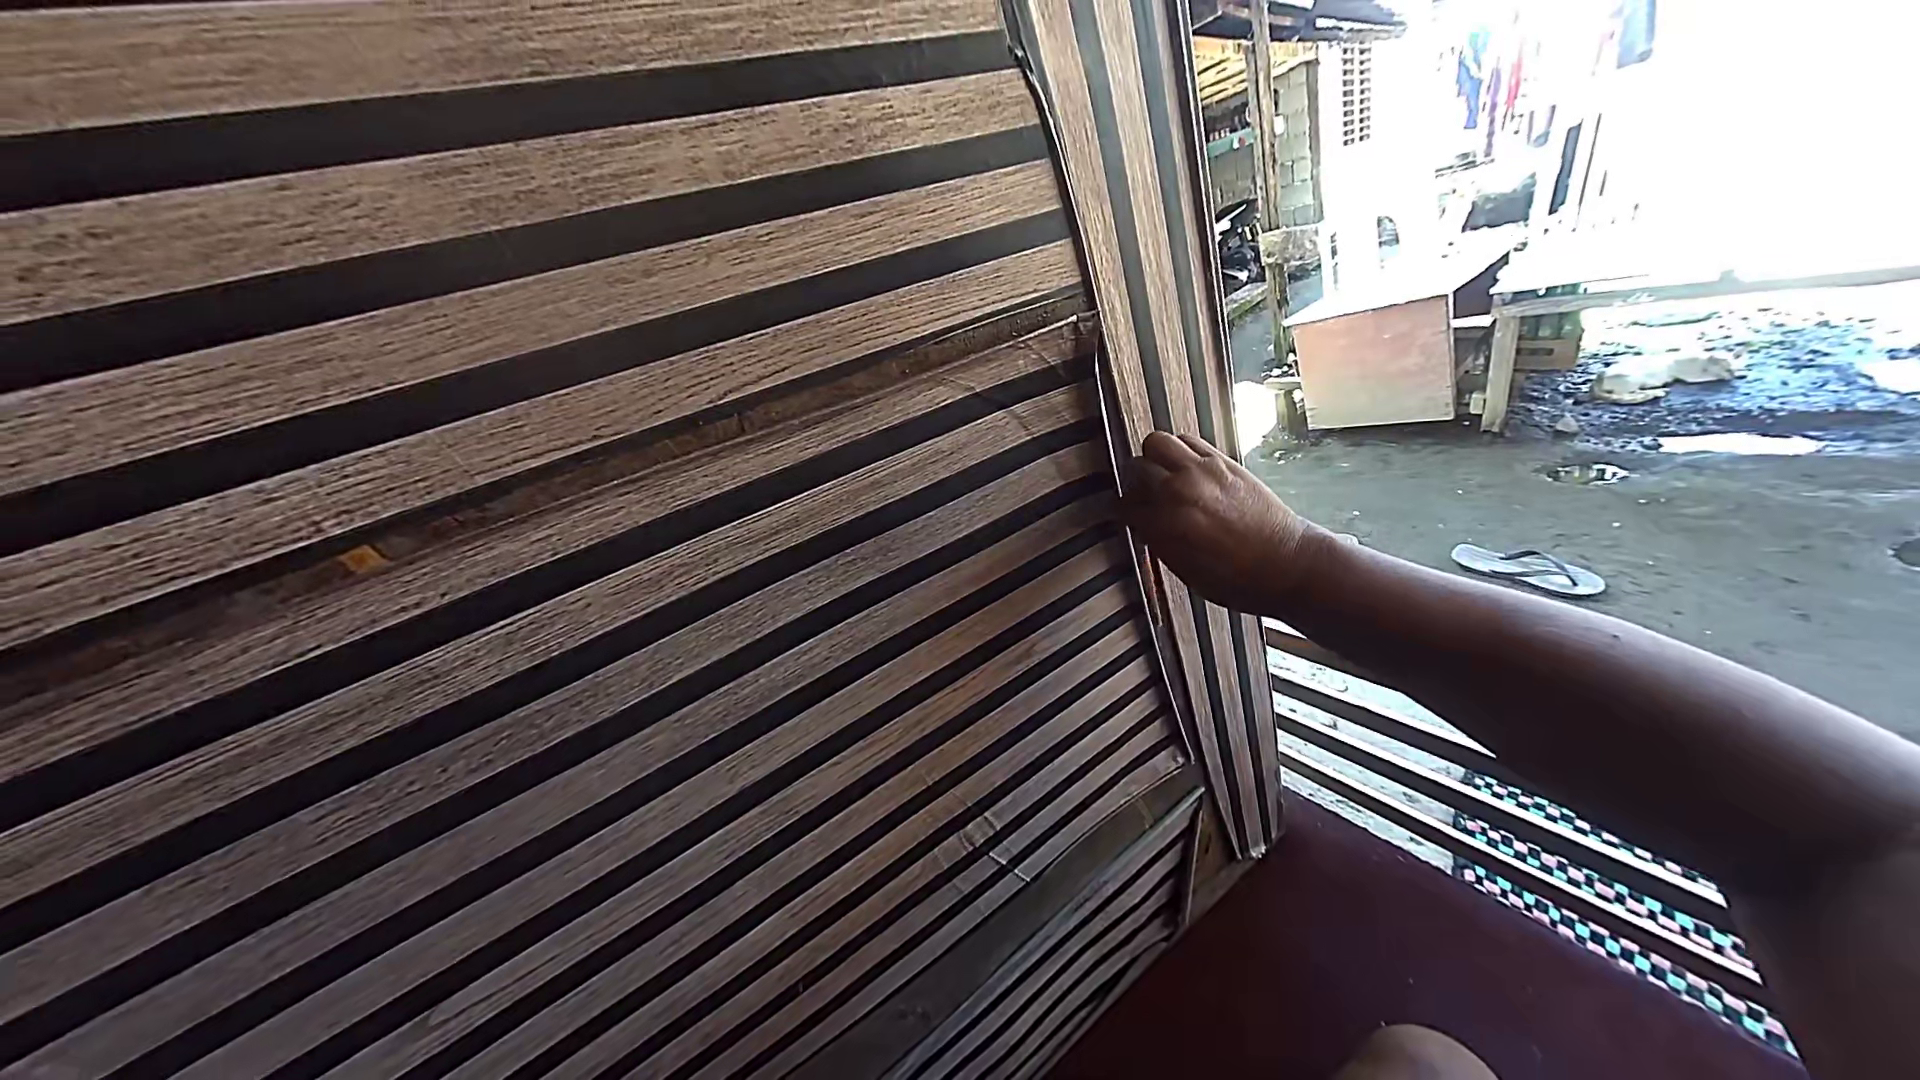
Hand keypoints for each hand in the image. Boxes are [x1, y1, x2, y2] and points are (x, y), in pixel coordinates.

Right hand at [1119, 431, 1327, 614]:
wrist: (1286, 564)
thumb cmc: (1236, 579)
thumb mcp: (1183, 570)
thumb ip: (1157, 540)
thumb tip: (1142, 522)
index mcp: (1165, 525)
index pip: (1124, 505)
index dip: (1122, 512)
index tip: (1126, 515)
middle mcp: (1179, 491)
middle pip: (1135, 468)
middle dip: (1134, 483)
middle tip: (1142, 494)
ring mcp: (1201, 471)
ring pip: (1157, 442)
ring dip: (1154, 457)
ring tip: (1162, 474)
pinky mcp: (1223, 461)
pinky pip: (1188, 440)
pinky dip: (1180, 450)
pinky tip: (1185, 469)